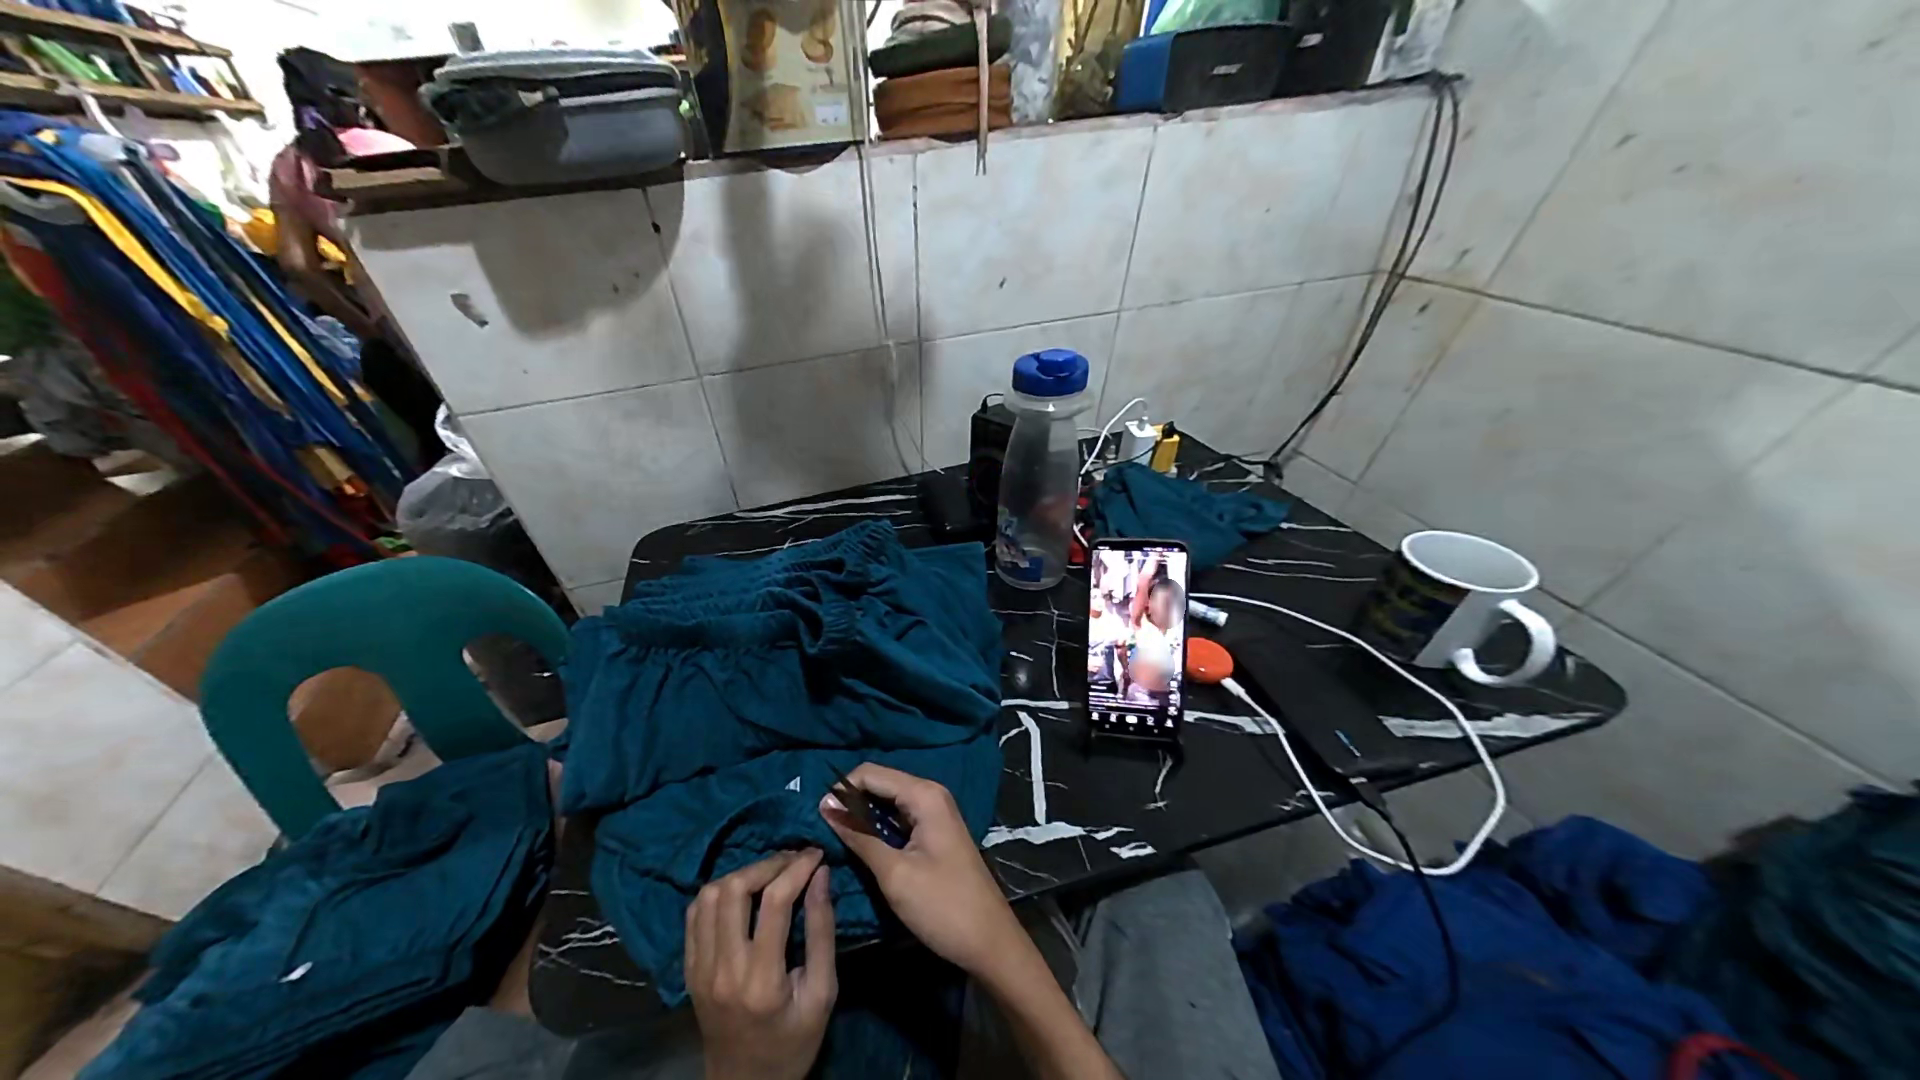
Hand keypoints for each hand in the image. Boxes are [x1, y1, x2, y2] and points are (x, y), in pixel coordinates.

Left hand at [685, 850, 836, 1079]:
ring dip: (742, 874)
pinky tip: (743, 892)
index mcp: (761, 981)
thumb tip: (821, 875)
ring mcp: (699, 969)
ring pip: (710, 895)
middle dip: (768, 864)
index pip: (775, 902)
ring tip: (770, 874)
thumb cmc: (793, 1044)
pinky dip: (719, 892)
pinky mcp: (689, 969)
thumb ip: (822, 931)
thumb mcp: (823, 993)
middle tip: (794, 861)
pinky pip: (695, 913)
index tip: (817, 854)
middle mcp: (723, 970)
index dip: (798, 868)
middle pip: (734, 890)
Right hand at [819, 764, 1025, 982]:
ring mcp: (935, 813)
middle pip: (879, 783)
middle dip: (849, 801)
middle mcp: (931, 794)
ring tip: (834, 838)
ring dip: (861, 815)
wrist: (990, 941)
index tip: (817, 818)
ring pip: (886, 800)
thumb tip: (825, 805)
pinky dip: (877, 827)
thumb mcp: (894, 873)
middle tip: (821, 829)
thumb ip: (859, 836)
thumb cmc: (943, 907)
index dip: (840, 790)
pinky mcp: (934, 832)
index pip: (870, 772)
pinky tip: (860, 846)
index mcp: (924, 794)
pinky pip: (898, 817)